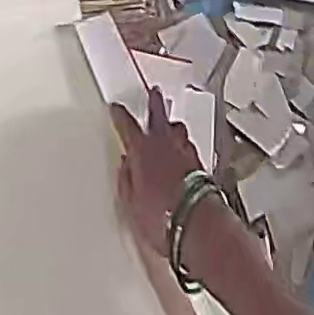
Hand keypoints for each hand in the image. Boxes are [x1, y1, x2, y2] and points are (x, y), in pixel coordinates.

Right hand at [110, 86, 204, 256]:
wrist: (194, 222)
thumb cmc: (161, 216)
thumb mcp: (130, 204)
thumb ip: (126, 180)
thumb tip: (125, 166)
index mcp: (143, 151)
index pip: (128, 126)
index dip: (120, 115)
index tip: (115, 108)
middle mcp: (165, 144)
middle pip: (159, 115)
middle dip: (154, 102)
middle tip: (153, 92)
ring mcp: (184, 149)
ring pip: (176, 126)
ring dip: (170, 122)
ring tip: (168, 121)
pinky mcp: (198, 159)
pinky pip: (187, 142)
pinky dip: (181, 141)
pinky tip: (181, 146)